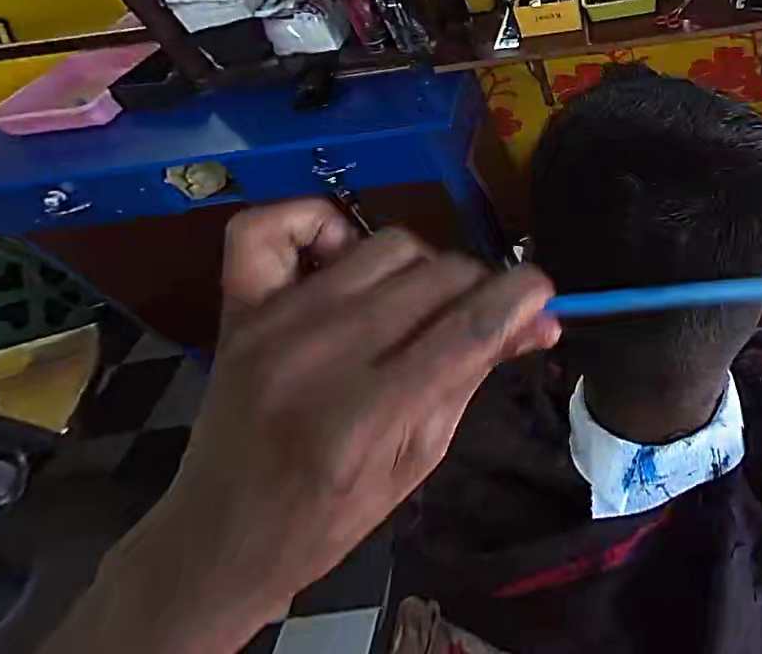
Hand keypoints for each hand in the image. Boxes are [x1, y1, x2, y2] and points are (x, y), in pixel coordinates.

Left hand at [45, 202, 559, 653]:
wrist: (218, 538)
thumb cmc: (332, 514)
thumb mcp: (421, 456)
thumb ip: (477, 373)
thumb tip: (542, 321)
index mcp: (366, 418)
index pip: (468, 328)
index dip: (522, 298)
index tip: (543, 291)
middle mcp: (319, 357)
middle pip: (437, 277)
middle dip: (480, 286)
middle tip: (480, 311)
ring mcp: (274, 324)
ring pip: (388, 246)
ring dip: (423, 265)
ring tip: (418, 300)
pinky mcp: (240, 307)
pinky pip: (274, 224)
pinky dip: (317, 222)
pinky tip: (343, 253)